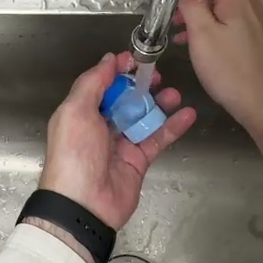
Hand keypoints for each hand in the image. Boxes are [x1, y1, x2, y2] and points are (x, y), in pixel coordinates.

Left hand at [34, 52, 195, 262]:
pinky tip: (187, 114)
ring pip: (143, 117)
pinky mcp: (138, 160)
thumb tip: (108, 59)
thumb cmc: (74, 154)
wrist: (84, 204)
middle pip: (123, 99)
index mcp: (79, 112)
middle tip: (156, 75)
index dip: (116, 70)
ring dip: (159, 103)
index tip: (134, 58)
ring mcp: (120, 143)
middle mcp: (99, 125)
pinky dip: (172, 126)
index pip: (100, 84)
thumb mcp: (75, 111)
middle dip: (139, 85)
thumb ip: (92, 83)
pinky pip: (157, 138)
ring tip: (174, 93)